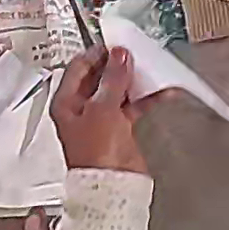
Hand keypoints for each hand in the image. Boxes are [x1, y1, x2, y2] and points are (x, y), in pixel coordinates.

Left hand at [52, 47, 164, 175]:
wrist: (113, 185)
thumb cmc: (96, 152)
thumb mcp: (102, 108)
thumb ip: (113, 79)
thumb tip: (119, 55)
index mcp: (66, 103)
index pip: (78, 67)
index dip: (96, 54)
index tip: (115, 43)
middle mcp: (81, 108)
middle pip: (98, 77)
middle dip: (116, 65)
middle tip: (133, 52)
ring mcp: (101, 118)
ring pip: (118, 90)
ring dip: (133, 80)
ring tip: (148, 67)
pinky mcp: (120, 127)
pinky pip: (133, 106)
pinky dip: (146, 98)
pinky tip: (162, 91)